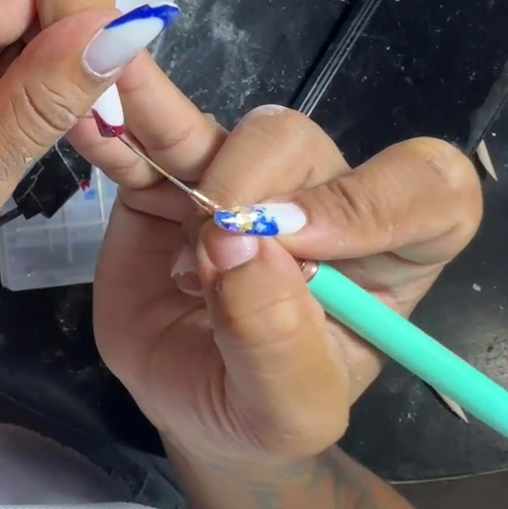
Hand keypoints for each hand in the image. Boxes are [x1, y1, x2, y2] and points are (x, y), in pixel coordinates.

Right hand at [68, 62, 482, 464]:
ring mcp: (234, 183)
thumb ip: (278, 343)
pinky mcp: (165, 180)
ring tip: (115, 94)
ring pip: (215, 127)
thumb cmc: (254, 413)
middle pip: (297, 144)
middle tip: (199, 252)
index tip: (291, 236)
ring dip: (163, 112)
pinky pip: (141, 142)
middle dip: (245, 185)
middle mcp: (313, 201)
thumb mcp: (286, 413)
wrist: (180, 401)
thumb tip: (238, 245)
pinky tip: (86, 114)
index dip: (367, 199)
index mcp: (381, 255)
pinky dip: (113, 130)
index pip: (421, 191)